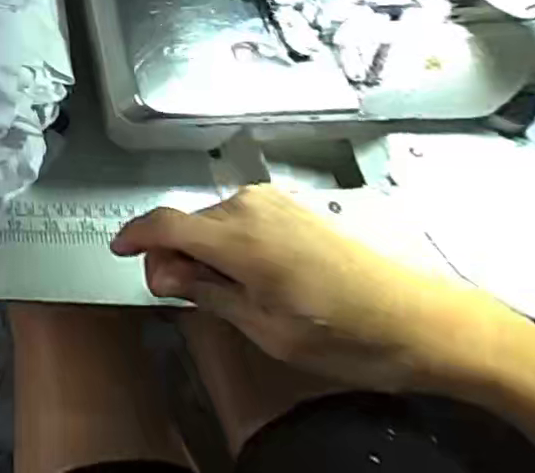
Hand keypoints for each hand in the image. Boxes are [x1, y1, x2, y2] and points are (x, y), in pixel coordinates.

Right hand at [111, 185, 525, 394]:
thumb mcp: (266, 329)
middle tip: (178, 294)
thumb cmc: (342, 334)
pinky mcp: (284, 202)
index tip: (118, 251)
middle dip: (172, 254)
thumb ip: (206, 292)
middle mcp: (247, 206)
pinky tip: (243, 271)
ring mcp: (267, 200)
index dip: (134, 235)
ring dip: (200, 249)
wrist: (416, 316)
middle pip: (186, 224)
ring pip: (209, 220)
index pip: (165, 224)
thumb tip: (159, 273)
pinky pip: (234, 216)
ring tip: (220, 291)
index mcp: (240, 239)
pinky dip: (224, 240)